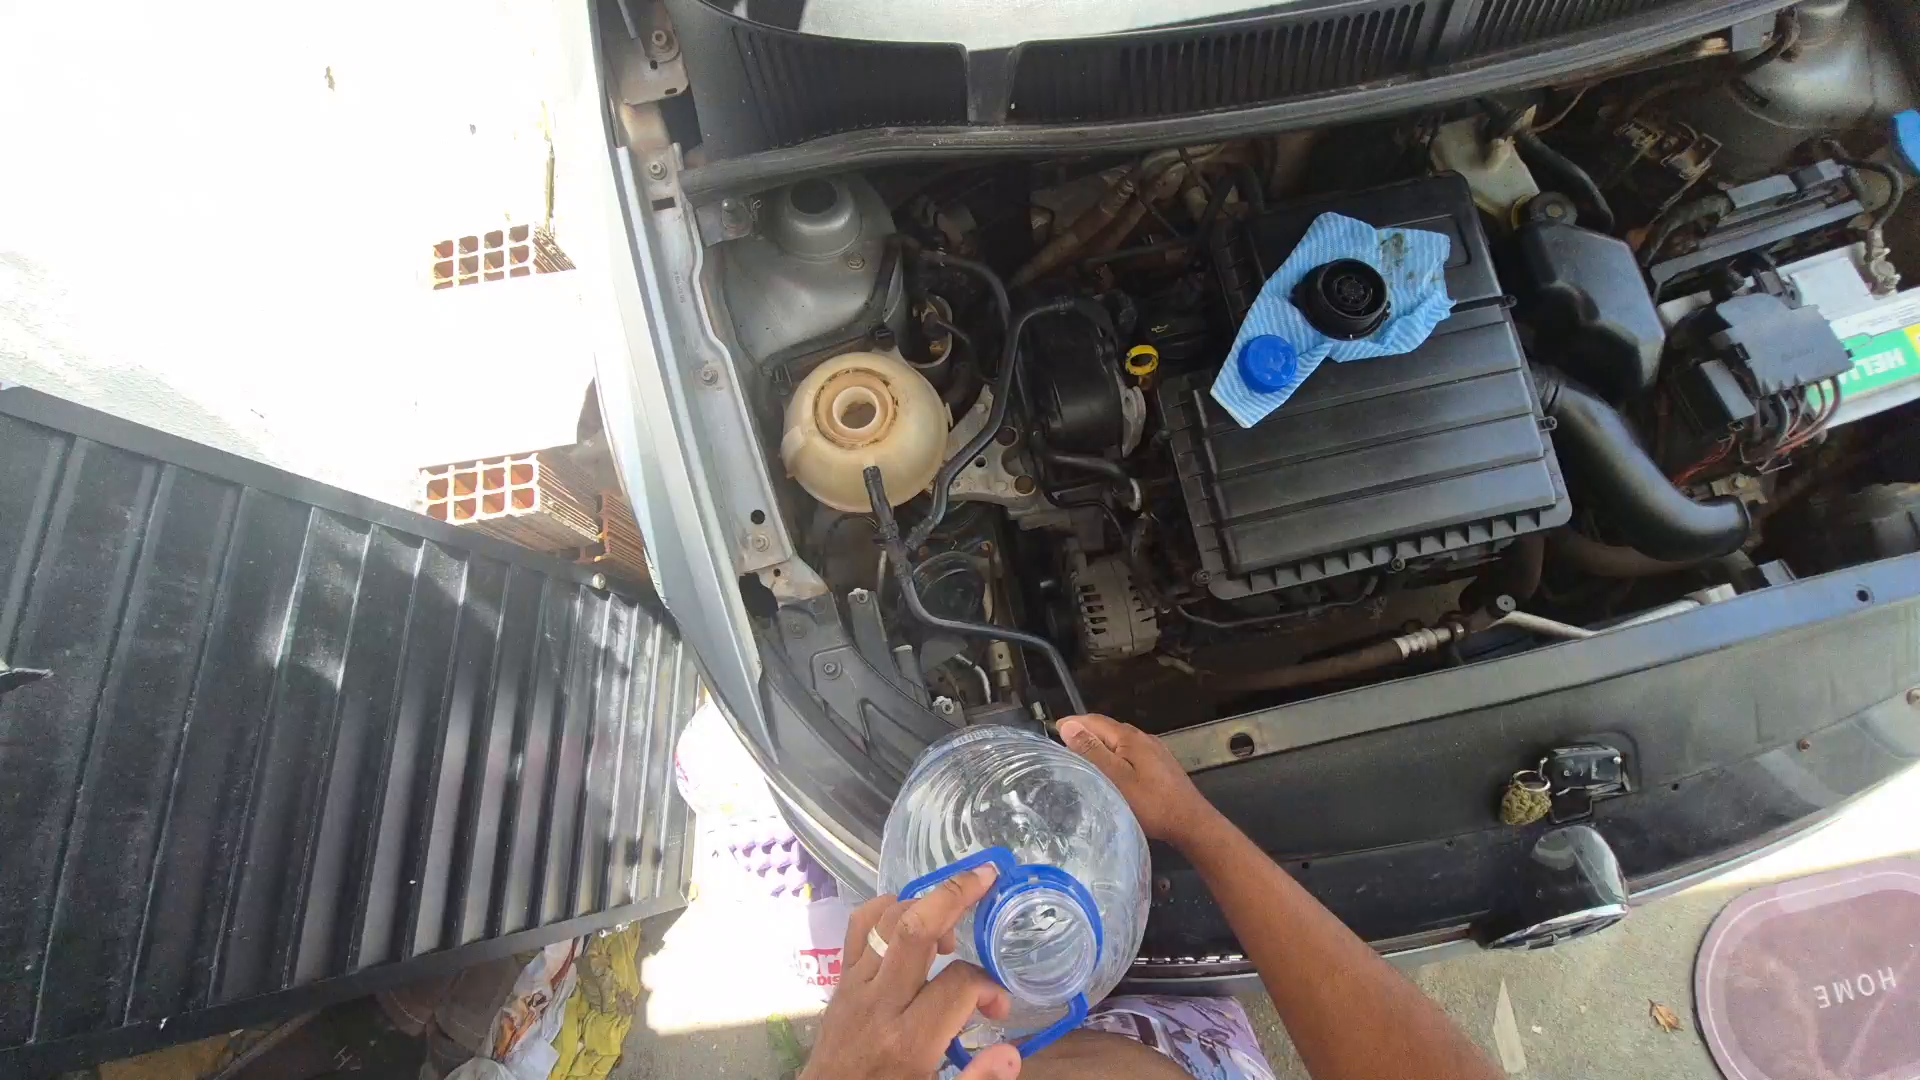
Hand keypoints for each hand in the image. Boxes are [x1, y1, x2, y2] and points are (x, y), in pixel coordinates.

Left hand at [800, 864, 1021, 1079]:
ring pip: (889, 919)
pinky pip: (859, 925)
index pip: (956, 985)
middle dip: (954, 895)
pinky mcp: (841, 978)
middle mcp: (879, 1004)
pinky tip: (910, 920)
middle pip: (916, 929)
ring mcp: (855, 985)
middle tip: (985, 880)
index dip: (987, 985)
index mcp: (907, 1043)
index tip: (997, 1003)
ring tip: (951, 930)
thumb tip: (1012, 1053)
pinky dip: (886, 908)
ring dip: (925, 906)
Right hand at [1057, 714, 1218, 849]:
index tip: (1053, 731)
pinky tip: (1110, 769)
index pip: (1095, 720)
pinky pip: (1130, 751)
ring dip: (1099, 743)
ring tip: (1081, 757)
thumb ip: (1092, 751)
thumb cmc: (1151, 803)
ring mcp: (1154, 750)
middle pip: (1107, 728)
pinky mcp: (1160, 764)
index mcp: (1129, 737)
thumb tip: (1069, 726)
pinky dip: (1114, 754)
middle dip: (1085, 732)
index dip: (1073, 723)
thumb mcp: (1116, 778)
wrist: (1192, 822)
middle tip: (1063, 745)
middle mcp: (1143, 737)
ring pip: (1119, 740)